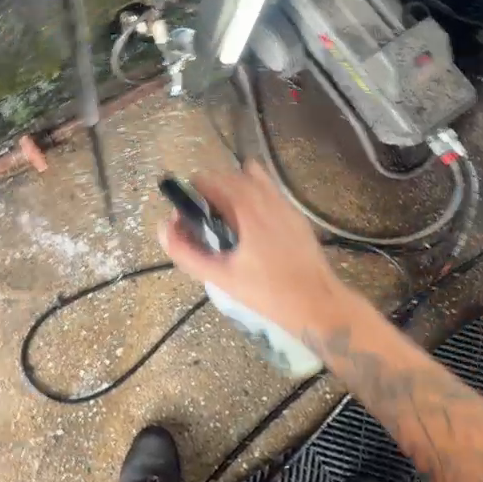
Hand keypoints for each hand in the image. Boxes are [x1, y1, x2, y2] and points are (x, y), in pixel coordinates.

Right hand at [159, 161, 359, 337]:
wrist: (318, 305)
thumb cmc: (268, 292)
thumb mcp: (222, 277)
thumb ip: (187, 253)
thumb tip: (164, 229)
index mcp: (246, 207)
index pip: (209, 180)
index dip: (192, 195)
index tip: (187, 218)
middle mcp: (266, 196)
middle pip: (228, 175)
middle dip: (210, 191)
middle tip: (203, 222)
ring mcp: (284, 203)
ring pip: (251, 178)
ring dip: (232, 190)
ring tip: (227, 220)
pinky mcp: (295, 214)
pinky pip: (268, 190)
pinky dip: (253, 197)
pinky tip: (251, 227)